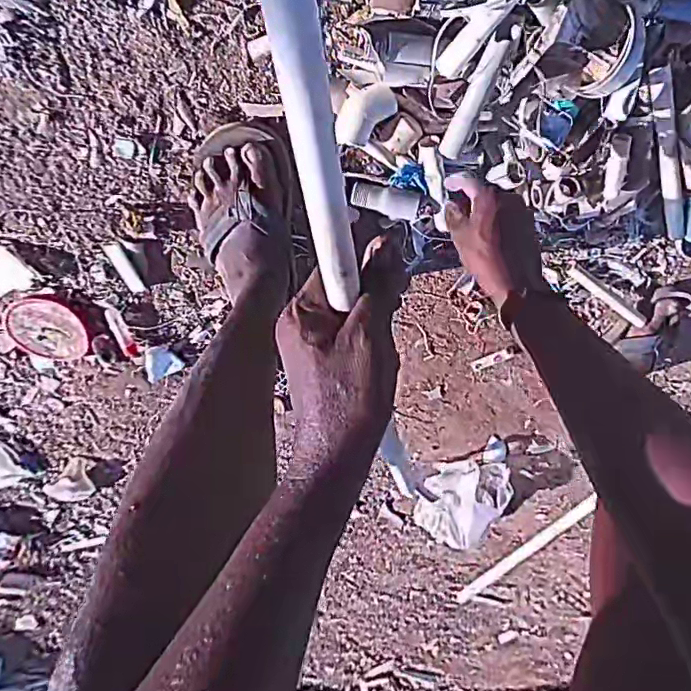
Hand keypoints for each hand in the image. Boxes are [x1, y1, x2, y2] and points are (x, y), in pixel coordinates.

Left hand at [275, 235, 406, 472]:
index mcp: (299, 311)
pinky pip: (349, 323)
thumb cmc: (350, 401)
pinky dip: (369, 328)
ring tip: (383, 341)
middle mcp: (297, 318)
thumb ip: (377, 287)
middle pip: (343, 279)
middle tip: (393, 301)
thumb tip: (385, 247)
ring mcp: (308, 337)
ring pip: (350, 301)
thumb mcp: (370, 335)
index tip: (385, 234)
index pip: (332, 259)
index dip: (361, 246)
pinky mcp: (321, 352)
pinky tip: (378, 351)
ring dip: (375, 309)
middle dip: (373, 286)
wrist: (338, 456)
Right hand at [441, 175, 547, 313]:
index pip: (468, 180)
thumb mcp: (460, 237)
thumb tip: (450, 207)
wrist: (518, 284)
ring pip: (498, 204)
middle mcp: (509, 199)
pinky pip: (508, 214)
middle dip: (470, 199)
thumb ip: (453, 216)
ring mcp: (522, 211)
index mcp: (490, 197)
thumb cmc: (490, 262)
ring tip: (472, 225)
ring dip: (484, 210)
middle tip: (457, 208)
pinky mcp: (529, 224)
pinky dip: (497, 219)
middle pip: (485, 191)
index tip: (449, 185)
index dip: (455, 182)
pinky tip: (489, 234)